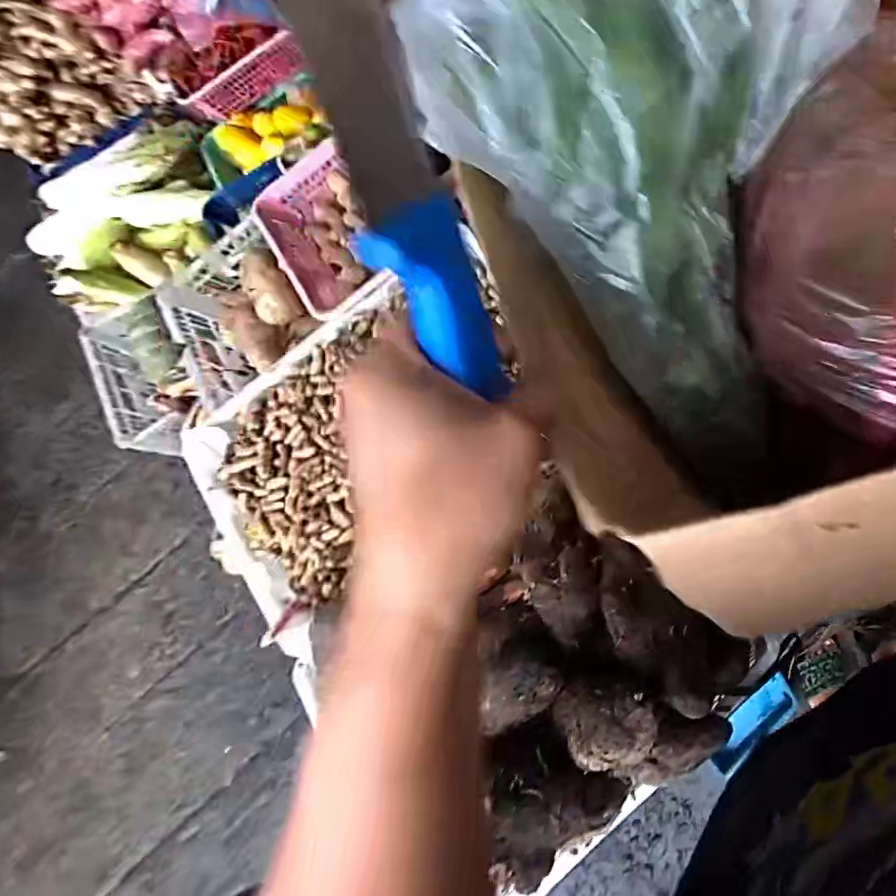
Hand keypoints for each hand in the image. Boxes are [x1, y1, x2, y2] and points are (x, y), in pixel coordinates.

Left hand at [340, 319, 541, 619]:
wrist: (418, 584)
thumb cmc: (464, 493)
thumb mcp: (521, 429)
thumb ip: (536, 388)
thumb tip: (535, 383)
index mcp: (384, 364)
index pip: (432, 311)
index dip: (476, 328)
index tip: (505, 363)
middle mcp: (360, 387)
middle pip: (433, 354)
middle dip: (478, 375)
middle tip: (510, 411)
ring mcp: (361, 427)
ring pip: (431, 392)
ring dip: (471, 408)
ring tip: (499, 447)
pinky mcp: (371, 461)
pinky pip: (419, 423)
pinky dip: (452, 434)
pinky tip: (477, 469)